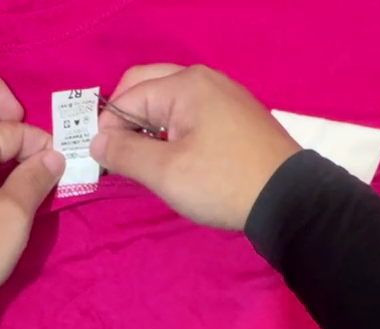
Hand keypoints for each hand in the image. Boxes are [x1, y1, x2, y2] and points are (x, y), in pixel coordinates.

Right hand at [90, 64, 299, 230]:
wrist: (284, 197)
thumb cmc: (221, 183)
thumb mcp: (165, 173)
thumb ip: (125, 154)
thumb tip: (95, 142)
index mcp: (184, 85)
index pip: (127, 96)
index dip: (107, 129)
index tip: (102, 163)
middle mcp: (202, 80)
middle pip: (145, 88)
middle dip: (124, 121)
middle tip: (117, 159)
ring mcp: (220, 95)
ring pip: (166, 102)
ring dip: (146, 128)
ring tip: (142, 164)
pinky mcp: (231, 116)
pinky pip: (187, 114)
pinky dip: (168, 132)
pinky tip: (170, 160)